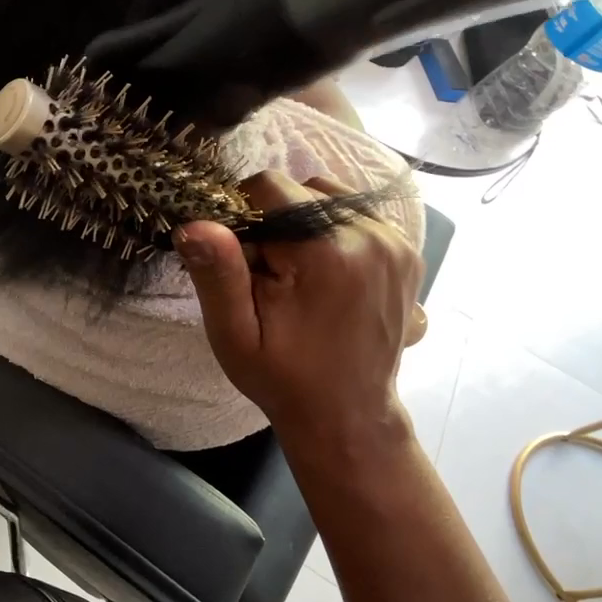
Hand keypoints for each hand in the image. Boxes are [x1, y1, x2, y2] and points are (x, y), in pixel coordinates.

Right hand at [174, 172, 426, 431]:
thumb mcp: (233, 332)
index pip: (268, 186)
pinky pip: (358, 214)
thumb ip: (217, 273)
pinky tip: (327, 272)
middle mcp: (370, 235)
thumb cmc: (281, 376)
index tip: (243, 259)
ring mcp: (396, 243)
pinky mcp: (407, 252)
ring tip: (298, 272)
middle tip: (269, 273)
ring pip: (330, 196)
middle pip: (300, 188)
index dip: (243, 215)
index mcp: (325, 250)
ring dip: (305, 222)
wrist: (347, 415)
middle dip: (275, 220)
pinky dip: (334, 231)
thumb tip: (194, 223)